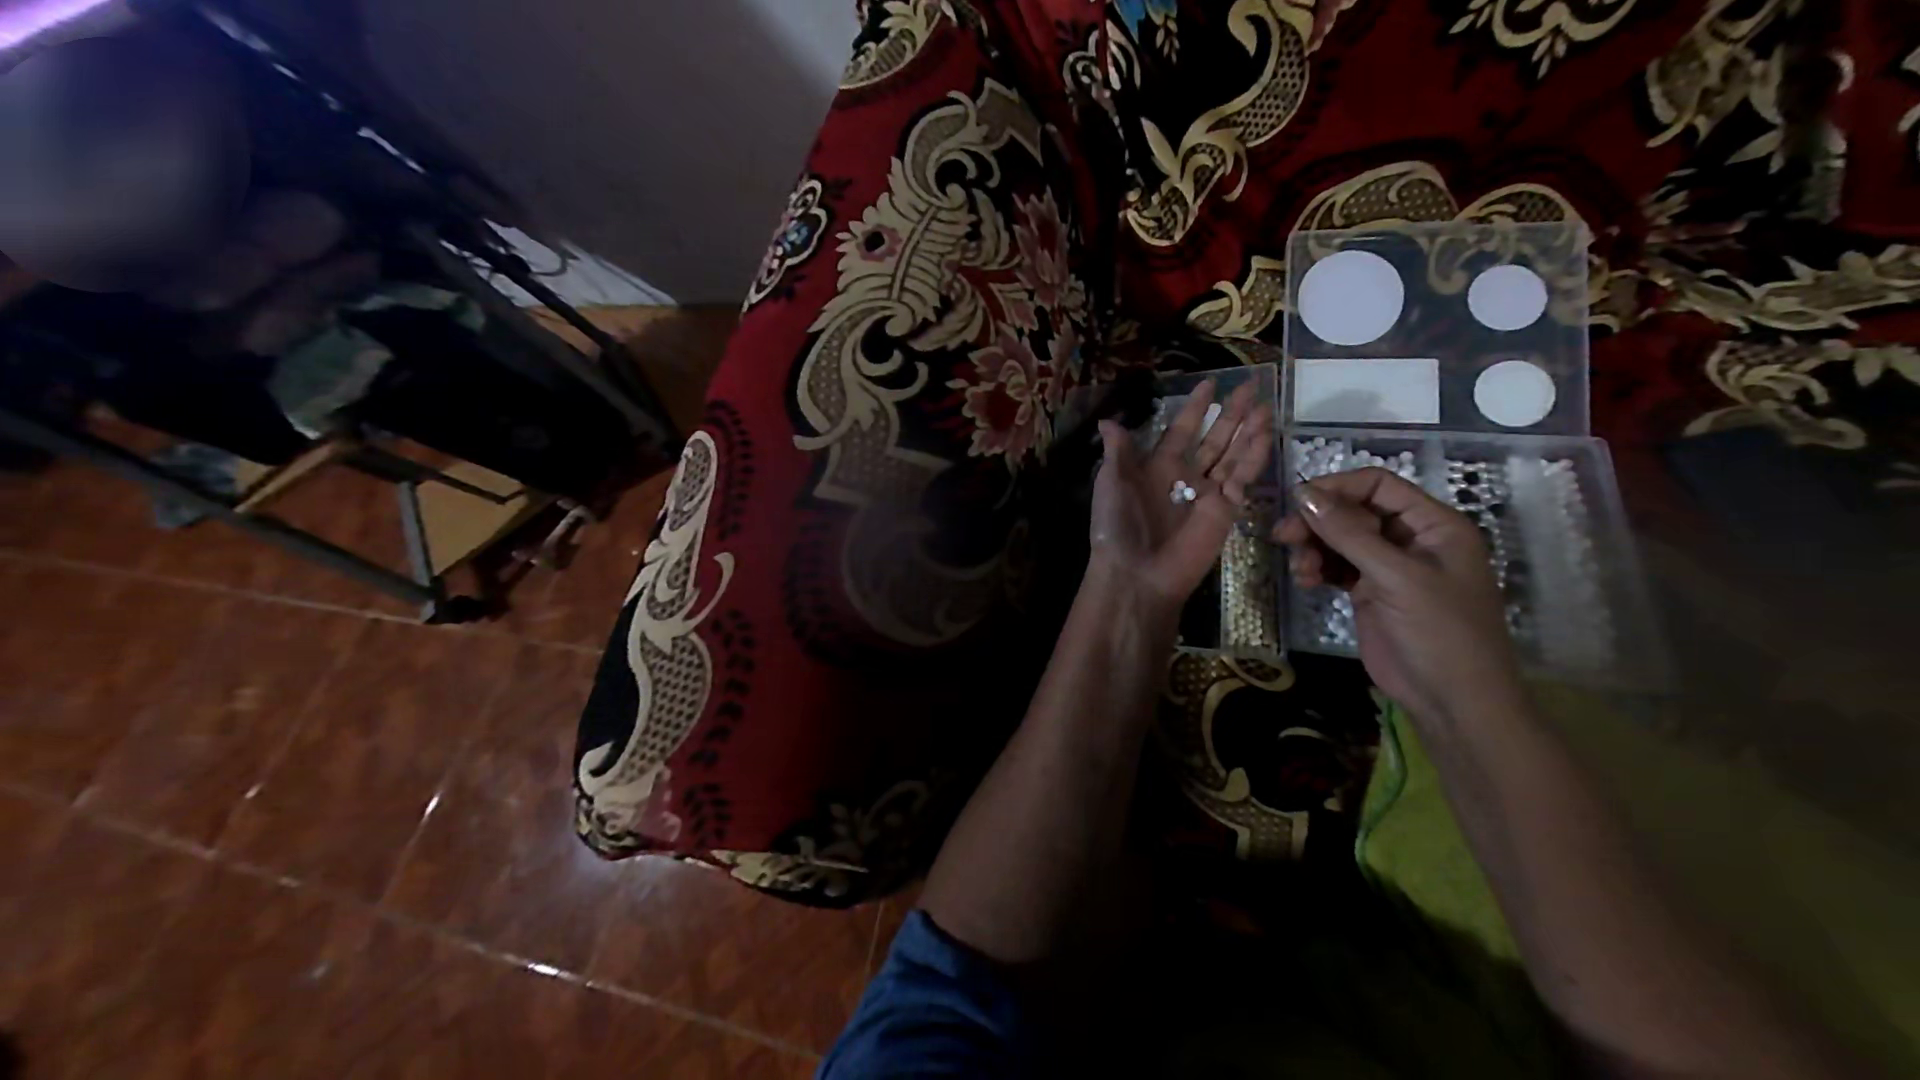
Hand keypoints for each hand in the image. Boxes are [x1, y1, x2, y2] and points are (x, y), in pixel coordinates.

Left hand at [1090, 379, 1271, 616]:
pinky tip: (1265, 431)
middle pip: (1214, 438)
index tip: (1211, 383)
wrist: (1137, 572)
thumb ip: (1118, 451)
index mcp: (1156, 467)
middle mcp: (1184, 477)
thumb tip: (1107, 421)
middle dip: (1231, 413)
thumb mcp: (1111, 481)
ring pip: (1232, 454)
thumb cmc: (1118, 524)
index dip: (1195, 408)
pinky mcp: (1226, 510)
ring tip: (1265, 403)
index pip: (1180, 430)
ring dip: (1248, 429)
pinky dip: (1255, 455)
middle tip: (1252, 385)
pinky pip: (1242, 477)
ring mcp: (1208, 493)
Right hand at [1274, 467, 1520, 724]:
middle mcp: (1411, 539)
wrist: (1452, 699)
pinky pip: (1336, 567)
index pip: (1379, 486)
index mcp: (1434, 525)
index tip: (1297, 502)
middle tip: (1283, 536)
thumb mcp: (1396, 577)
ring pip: (1340, 539)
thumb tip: (1304, 494)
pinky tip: (1306, 582)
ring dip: (1314, 548)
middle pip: (1353, 512)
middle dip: (1318, 522)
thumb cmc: (1439, 632)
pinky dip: (1317, 569)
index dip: (1338, 488)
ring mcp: (1389, 567)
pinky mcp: (1370, 592)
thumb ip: (1349, 534)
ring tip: (1300, 570)